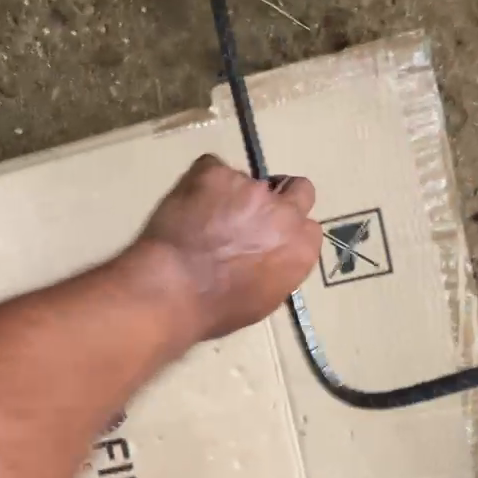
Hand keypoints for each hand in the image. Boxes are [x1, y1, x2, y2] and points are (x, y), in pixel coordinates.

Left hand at [132, 154, 321, 341]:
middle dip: (278, 198)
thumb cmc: (213, 309)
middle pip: (297, 189)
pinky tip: (185, 206)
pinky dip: (200, 183)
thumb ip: (276, 268)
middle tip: (248, 213)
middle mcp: (284, 213)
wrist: (171, 289)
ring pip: (246, 181)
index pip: (306, 226)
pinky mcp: (215, 173)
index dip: (284, 229)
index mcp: (300, 247)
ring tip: (201, 218)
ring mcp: (250, 188)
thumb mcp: (262, 301)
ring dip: (230, 195)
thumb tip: (268, 256)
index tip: (265, 237)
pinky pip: (211, 168)